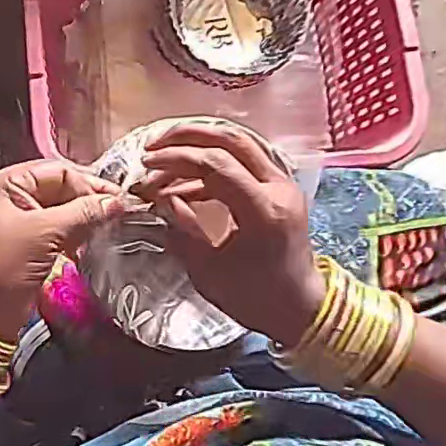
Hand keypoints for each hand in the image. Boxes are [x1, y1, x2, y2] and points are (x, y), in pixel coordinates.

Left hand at [0, 160, 120, 340]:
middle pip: (65, 189)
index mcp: (10, 184)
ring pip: (67, 211)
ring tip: (111, 226)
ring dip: (89, 218)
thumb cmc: (2, 265)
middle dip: (91, 200)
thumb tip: (115, 202)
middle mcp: (18, 198)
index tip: (115, 198)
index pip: (59, 171)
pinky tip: (95, 240)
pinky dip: (81, 234)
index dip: (88, 183)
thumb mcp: (42, 232)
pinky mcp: (36, 245)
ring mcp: (28, 222)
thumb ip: (81, 213)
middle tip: (119, 211)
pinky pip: (65, 231)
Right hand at [135, 124, 325, 345]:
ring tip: (163, 160)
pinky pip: (243, 161)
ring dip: (198, 144)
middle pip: (231, 139)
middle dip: (186, 136)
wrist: (299, 308)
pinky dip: (210, 163)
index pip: (216, 164)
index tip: (147, 164)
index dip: (176, 158)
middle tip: (153, 146)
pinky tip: (184, 181)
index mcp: (263, 211)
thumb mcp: (208, 269)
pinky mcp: (278, 188)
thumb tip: (161, 199)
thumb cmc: (254, 297)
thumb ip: (185, 227)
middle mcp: (278, 189)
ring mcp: (282, 185)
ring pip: (239, 144)